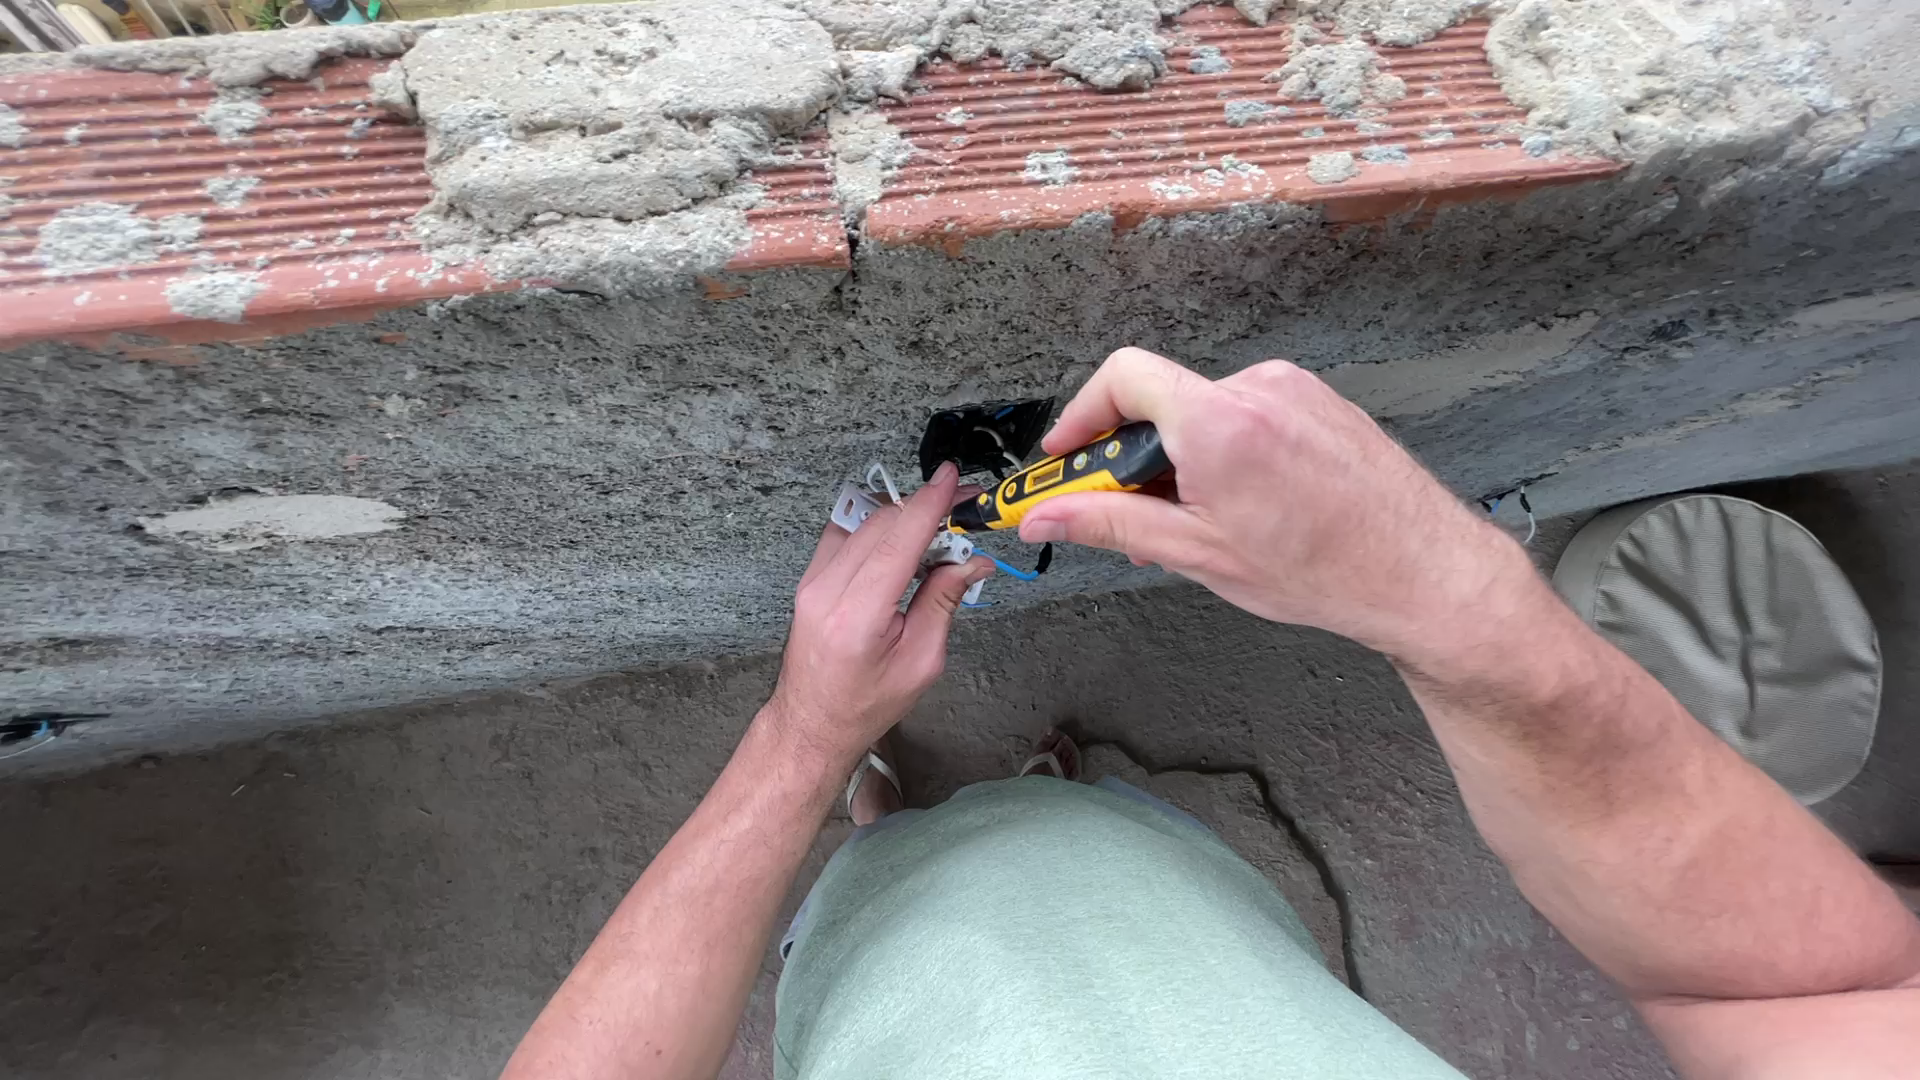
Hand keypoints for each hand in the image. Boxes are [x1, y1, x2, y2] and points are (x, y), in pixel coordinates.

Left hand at [763, 462, 994, 765]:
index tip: (953, 480)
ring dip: (901, 517)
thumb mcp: (921, 661)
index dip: (929, 504)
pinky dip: (876, 528)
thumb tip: (972, 560)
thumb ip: (943, 602)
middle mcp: (826, 591)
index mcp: (857, 617)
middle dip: (924, 509)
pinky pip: (844, 533)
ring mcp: (811, 582)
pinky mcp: (809, 579)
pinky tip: (898, 542)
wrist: (812, 722)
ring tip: (934, 532)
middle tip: (961, 514)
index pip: (897, 541)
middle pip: (880, 524)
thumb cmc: (867, 703)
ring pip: (861, 522)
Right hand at [1017, 348, 1522, 661]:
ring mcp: (1291, 390)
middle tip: (1126, 510)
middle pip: (1158, 402)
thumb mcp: (1195, 552)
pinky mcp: (1314, 401)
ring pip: (1199, 411)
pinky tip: (1233, 501)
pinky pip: (1241, 413)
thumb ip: (1108, 525)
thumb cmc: (1322, 570)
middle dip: (1130, 456)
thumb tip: (1045, 518)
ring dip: (1176, 458)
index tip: (1067, 454)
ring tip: (1191, 519)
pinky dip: (1217, 449)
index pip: (1122, 378)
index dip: (1081, 414)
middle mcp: (1255, 390)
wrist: (1425, 575)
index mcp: (1219, 423)